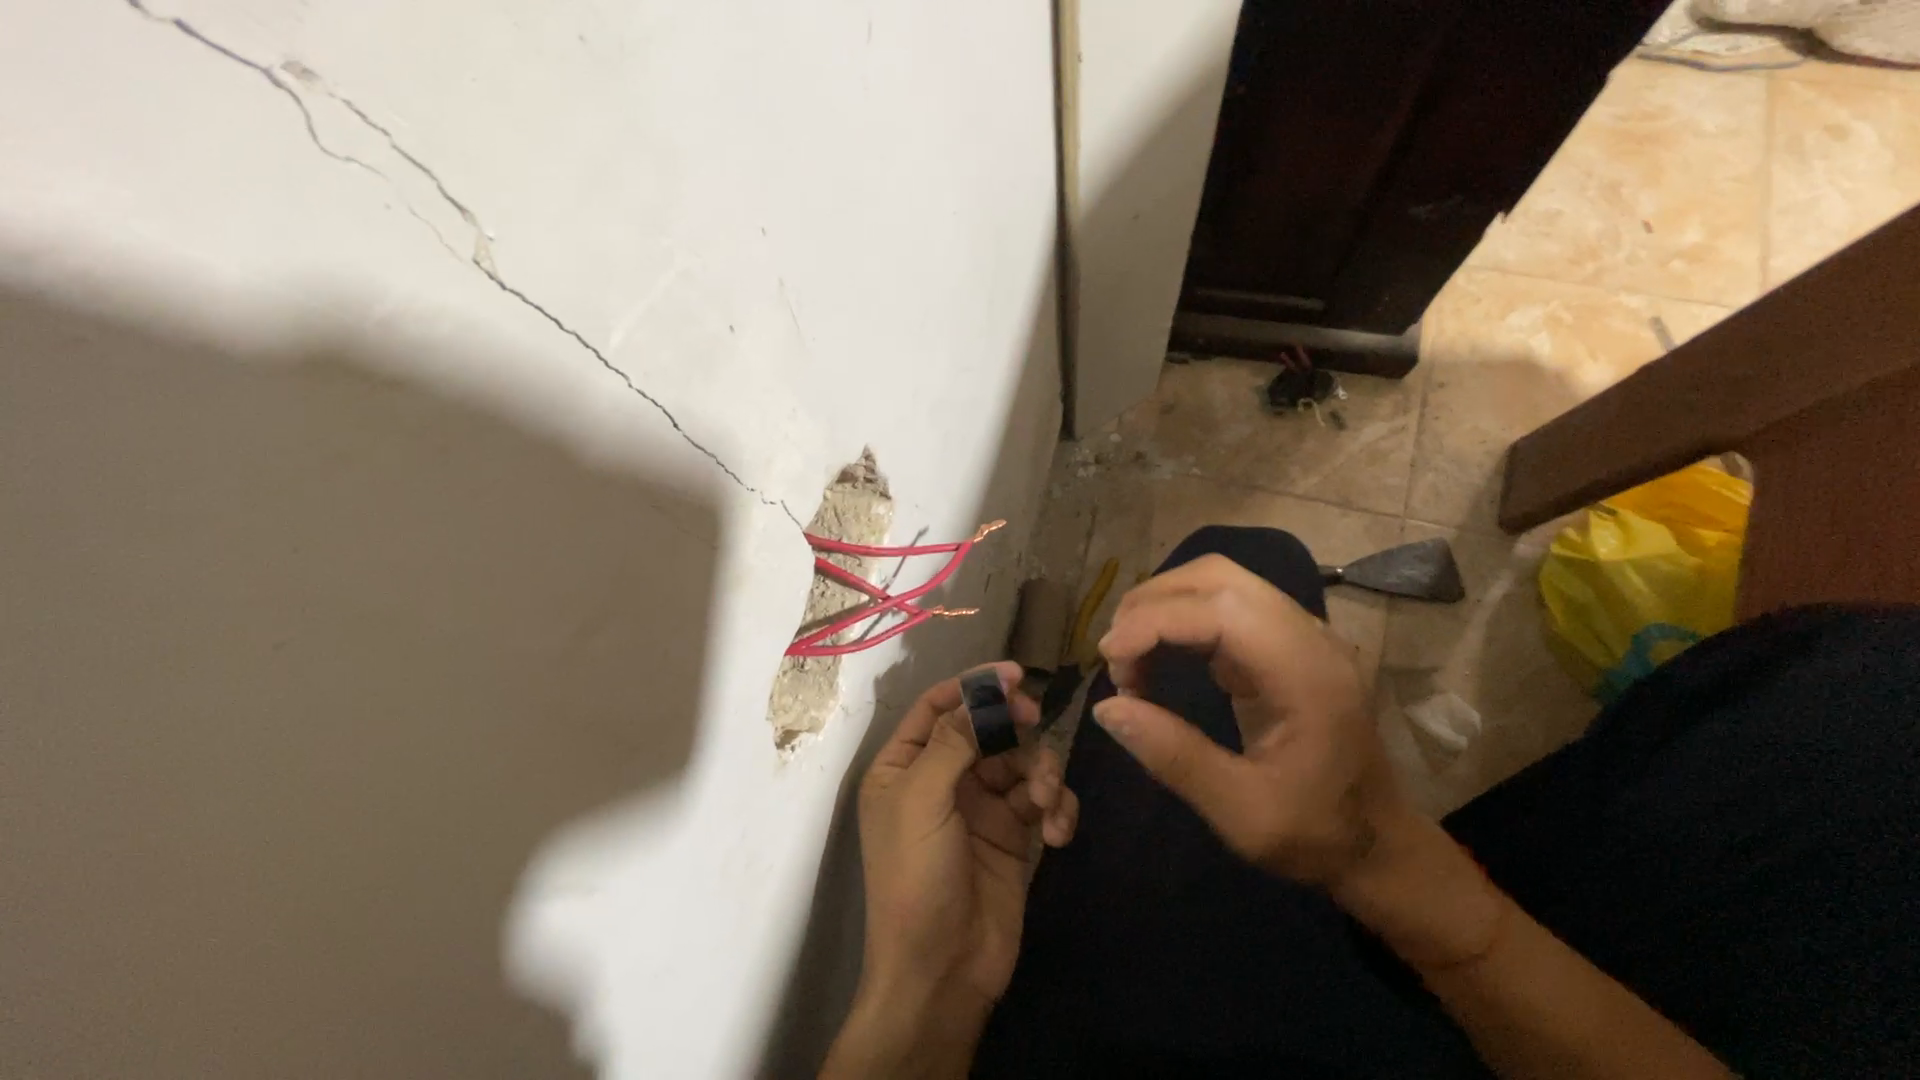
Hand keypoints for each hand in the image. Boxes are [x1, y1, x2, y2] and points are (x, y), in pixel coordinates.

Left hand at [822, 662, 1078, 1078]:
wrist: (942, 973)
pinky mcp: (1014, 838)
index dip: (973, 686)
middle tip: (1035, 721)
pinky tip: (1057, 833)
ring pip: (1020, 764)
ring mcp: (979, 810)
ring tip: (1046, 803)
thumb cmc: (916, 879)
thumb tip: (980, 695)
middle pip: (985, 730)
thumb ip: (952, 741)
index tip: (1015, 675)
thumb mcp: (923, 801)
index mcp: (903, 768)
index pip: (937, 708)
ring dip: (1041, 773)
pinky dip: (1056, 809)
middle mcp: (940, 781)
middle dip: (1013, 725)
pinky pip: (1042, 802)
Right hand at [1092, 555, 1401, 887]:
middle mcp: (1309, 637)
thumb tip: (1106, 708)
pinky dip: (1181, 621)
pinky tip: (1158, 660)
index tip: (1108, 659)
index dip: (1154, 621)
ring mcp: (1301, 635)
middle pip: (1220, 578)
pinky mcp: (1287, 644)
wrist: (1379, 846)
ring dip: (1164, 607)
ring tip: (1129, 659)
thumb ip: (1175, 757)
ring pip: (1221, 584)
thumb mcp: (1242, 815)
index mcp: (1308, 675)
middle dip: (1153, 603)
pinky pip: (1226, 608)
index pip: (1221, 609)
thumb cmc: (1317, 835)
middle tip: (1114, 656)